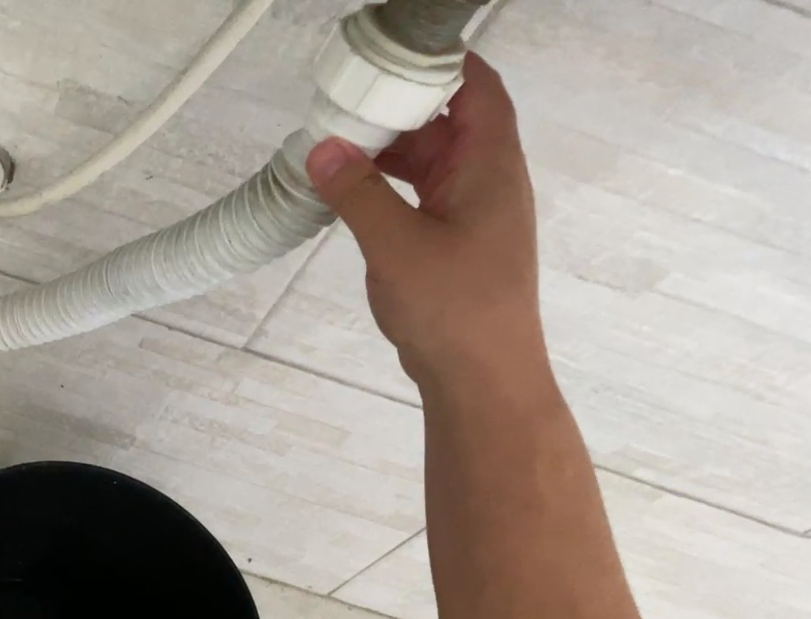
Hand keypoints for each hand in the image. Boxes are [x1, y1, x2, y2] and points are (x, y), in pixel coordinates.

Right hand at [305, 53, 547, 398]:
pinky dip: (388, 189)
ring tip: (338, 148)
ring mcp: (469, 215)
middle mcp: (486, 181)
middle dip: (399, 109)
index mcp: (489, 165)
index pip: (476, 88)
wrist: (478, 372)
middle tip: (345, 104)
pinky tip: (353, 197)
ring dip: (389, 153)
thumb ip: (358, 192)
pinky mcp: (450, 245)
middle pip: (448, 123)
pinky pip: (419, 199)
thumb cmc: (450, 304)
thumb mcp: (395, 244)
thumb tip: (320, 147)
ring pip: (430, 164)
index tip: (391, 54)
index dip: (440, 62)